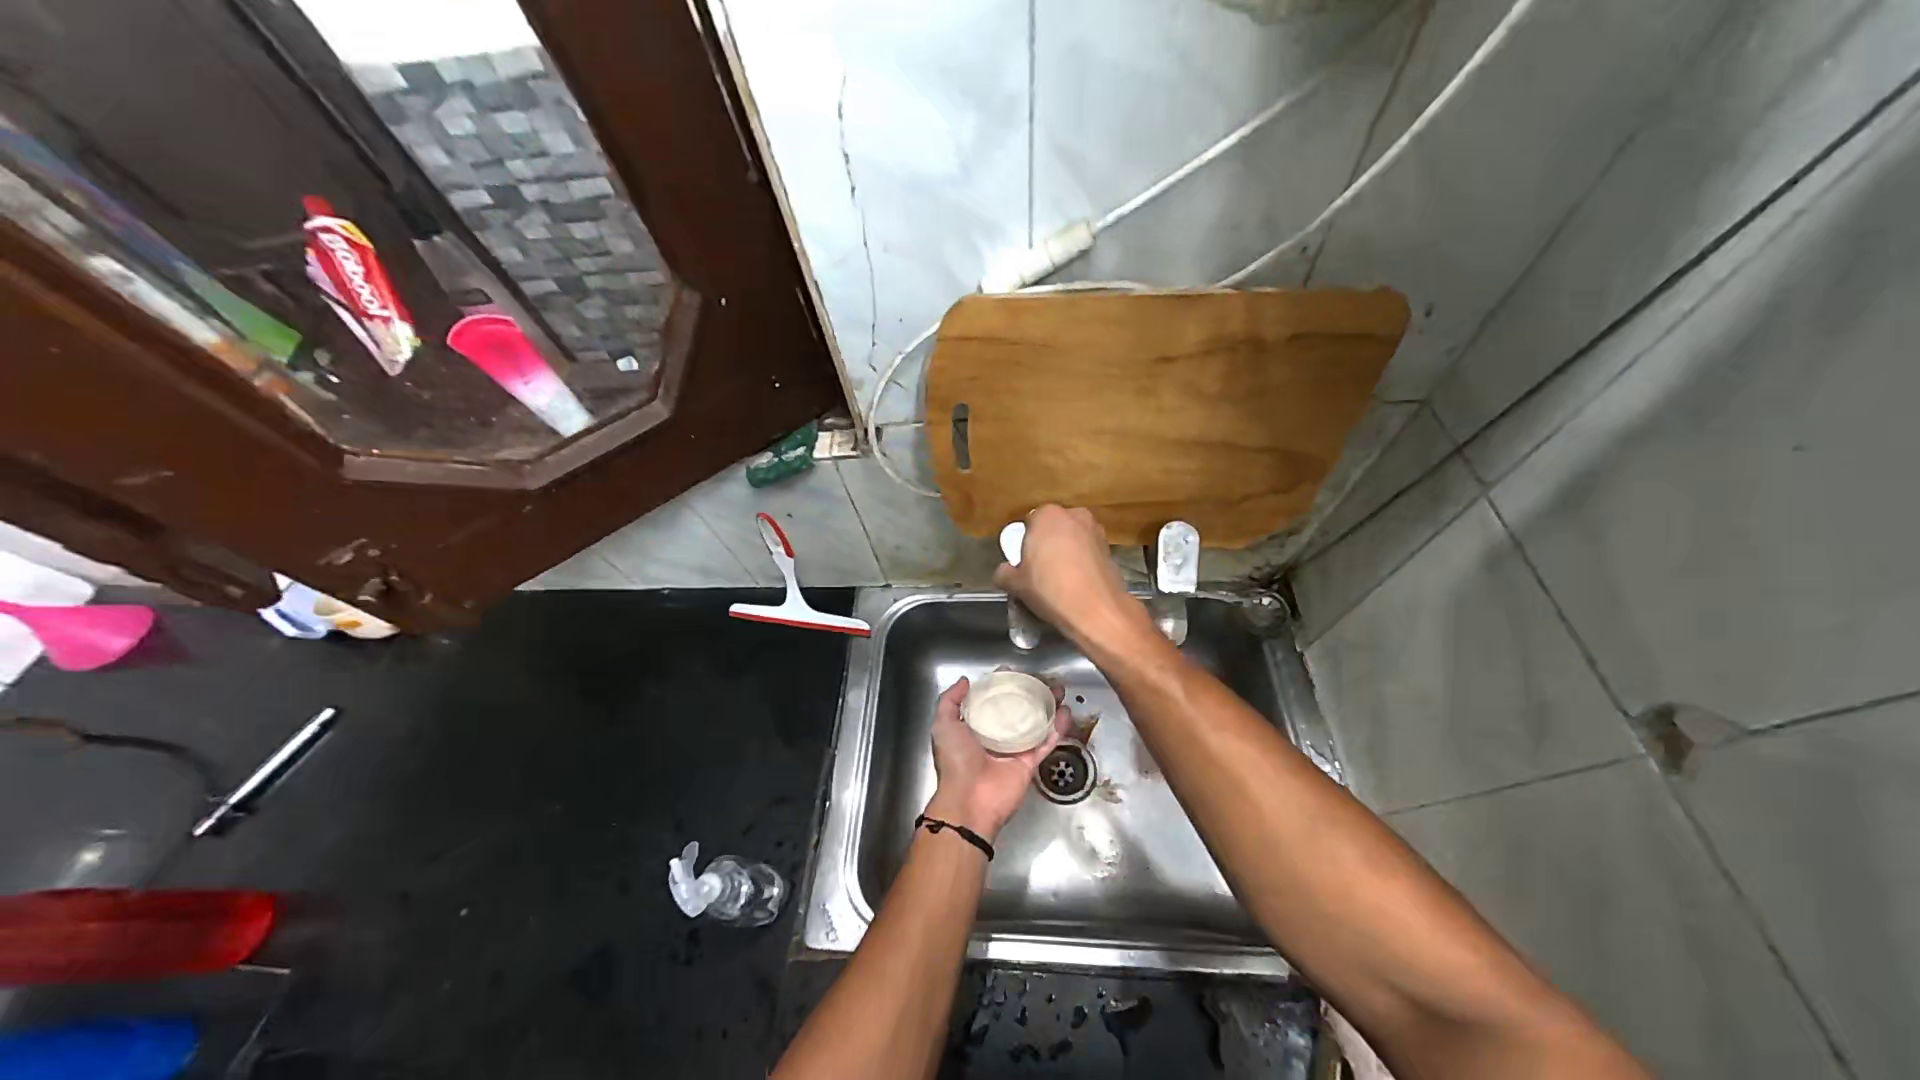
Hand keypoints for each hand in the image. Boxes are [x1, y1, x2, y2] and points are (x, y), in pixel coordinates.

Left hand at [924, 677, 1068, 841]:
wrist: (969, 800)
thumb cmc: (956, 760)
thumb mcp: (943, 725)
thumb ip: (951, 700)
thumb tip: (965, 680)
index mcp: (974, 727)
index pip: (991, 700)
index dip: (1002, 684)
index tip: (1014, 671)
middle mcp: (995, 736)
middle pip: (1017, 709)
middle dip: (1030, 693)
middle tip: (1043, 680)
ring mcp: (1015, 749)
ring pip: (1035, 723)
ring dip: (1048, 706)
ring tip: (1059, 692)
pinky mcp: (1030, 762)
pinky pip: (1046, 742)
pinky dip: (1057, 728)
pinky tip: (1065, 713)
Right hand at [994, 505, 1151, 647]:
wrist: (1096, 610)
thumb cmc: (1049, 589)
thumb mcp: (1015, 584)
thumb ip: (1004, 573)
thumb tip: (1004, 572)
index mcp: (1047, 515)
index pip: (1030, 522)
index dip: (1026, 542)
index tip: (1025, 562)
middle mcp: (1074, 515)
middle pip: (1054, 528)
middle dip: (1048, 544)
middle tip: (1041, 570)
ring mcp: (1096, 530)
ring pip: (1073, 539)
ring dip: (1067, 552)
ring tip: (1061, 579)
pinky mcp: (1111, 549)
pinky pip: (1088, 552)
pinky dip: (1082, 562)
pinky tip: (1078, 583)